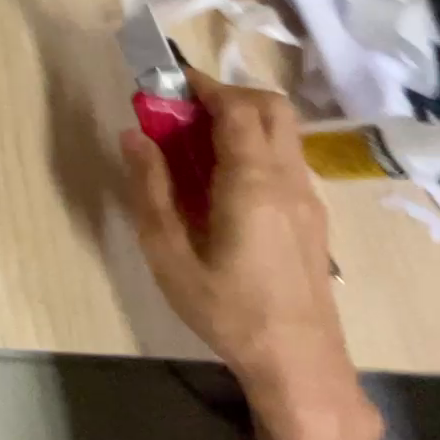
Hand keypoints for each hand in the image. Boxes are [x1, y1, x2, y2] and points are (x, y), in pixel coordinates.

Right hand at [121, 70, 380, 439]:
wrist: (296, 361)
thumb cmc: (222, 305)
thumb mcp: (166, 248)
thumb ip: (149, 186)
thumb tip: (134, 134)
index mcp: (254, 186)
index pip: (239, 111)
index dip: (202, 85)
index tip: (161, 79)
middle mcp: (289, 182)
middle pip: (272, 110)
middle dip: (223, 94)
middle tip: (173, 106)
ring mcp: (306, 200)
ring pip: (279, 133)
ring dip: (233, 119)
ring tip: (181, 138)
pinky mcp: (306, 216)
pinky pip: (280, 159)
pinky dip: (245, 145)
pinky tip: (207, 173)